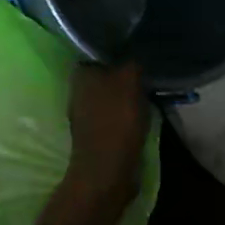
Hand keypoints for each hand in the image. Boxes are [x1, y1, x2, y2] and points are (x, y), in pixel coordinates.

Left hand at [66, 61, 147, 191]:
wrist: (106, 172)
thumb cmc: (116, 119)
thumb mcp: (130, 80)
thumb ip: (131, 62)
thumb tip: (134, 55)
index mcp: (81, 72)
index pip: (99, 52)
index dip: (119, 52)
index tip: (137, 54)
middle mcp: (77, 90)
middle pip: (105, 74)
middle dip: (123, 75)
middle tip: (145, 74)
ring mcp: (83, 114)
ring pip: (110, 96)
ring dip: (125, 97)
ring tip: (146, 95)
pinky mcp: (93, 135)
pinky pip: (112, 116)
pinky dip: (124, 116)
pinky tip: (139, 116)